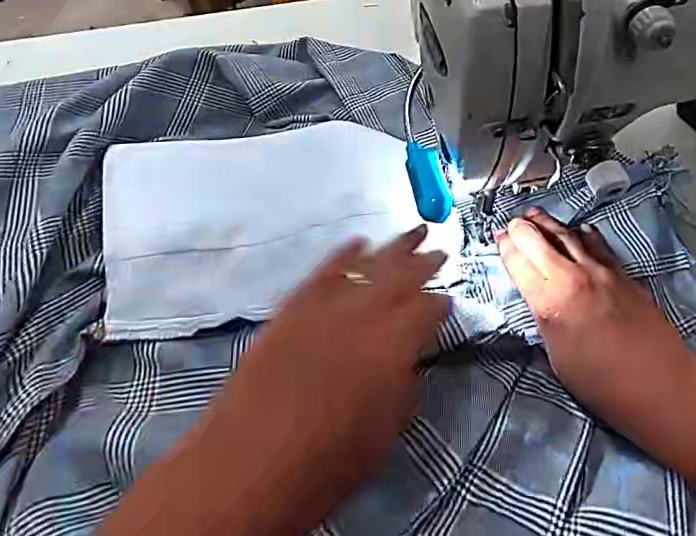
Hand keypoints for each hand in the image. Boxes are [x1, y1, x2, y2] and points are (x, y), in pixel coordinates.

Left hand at [103, 227, 448, 535]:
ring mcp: (324, 304)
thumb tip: (409, 359)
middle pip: (399, 277)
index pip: (425, 312)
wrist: (247, 462)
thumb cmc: (323, 464)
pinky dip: (343, 253)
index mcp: (391, 348)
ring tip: (413, 231)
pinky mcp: (293, 304)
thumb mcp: (381, 434)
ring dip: (392, 248)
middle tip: (440, 251)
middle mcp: (361, 315)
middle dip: (422, 263)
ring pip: (366, 265)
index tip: (448, 300)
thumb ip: (401, 387)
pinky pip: (325, 270)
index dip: (439, 305)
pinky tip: (357, 242)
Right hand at [495, 209, 695, 416]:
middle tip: (511, 225)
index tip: (498, 239)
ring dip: (546, 223)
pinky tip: (579, 229)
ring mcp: (598, 272)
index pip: (517, 261)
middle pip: (535, 238)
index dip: (504, 246)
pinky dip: (583, 233)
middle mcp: (570, 278)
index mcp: (548, 303)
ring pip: (565, 234)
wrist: (663, 388)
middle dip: (519, 228)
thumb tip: (538, 299)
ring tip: (534, 214)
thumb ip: (544, 319)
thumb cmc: (606, 387)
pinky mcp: (621, 274)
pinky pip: (596, 244)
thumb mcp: (557, 358)